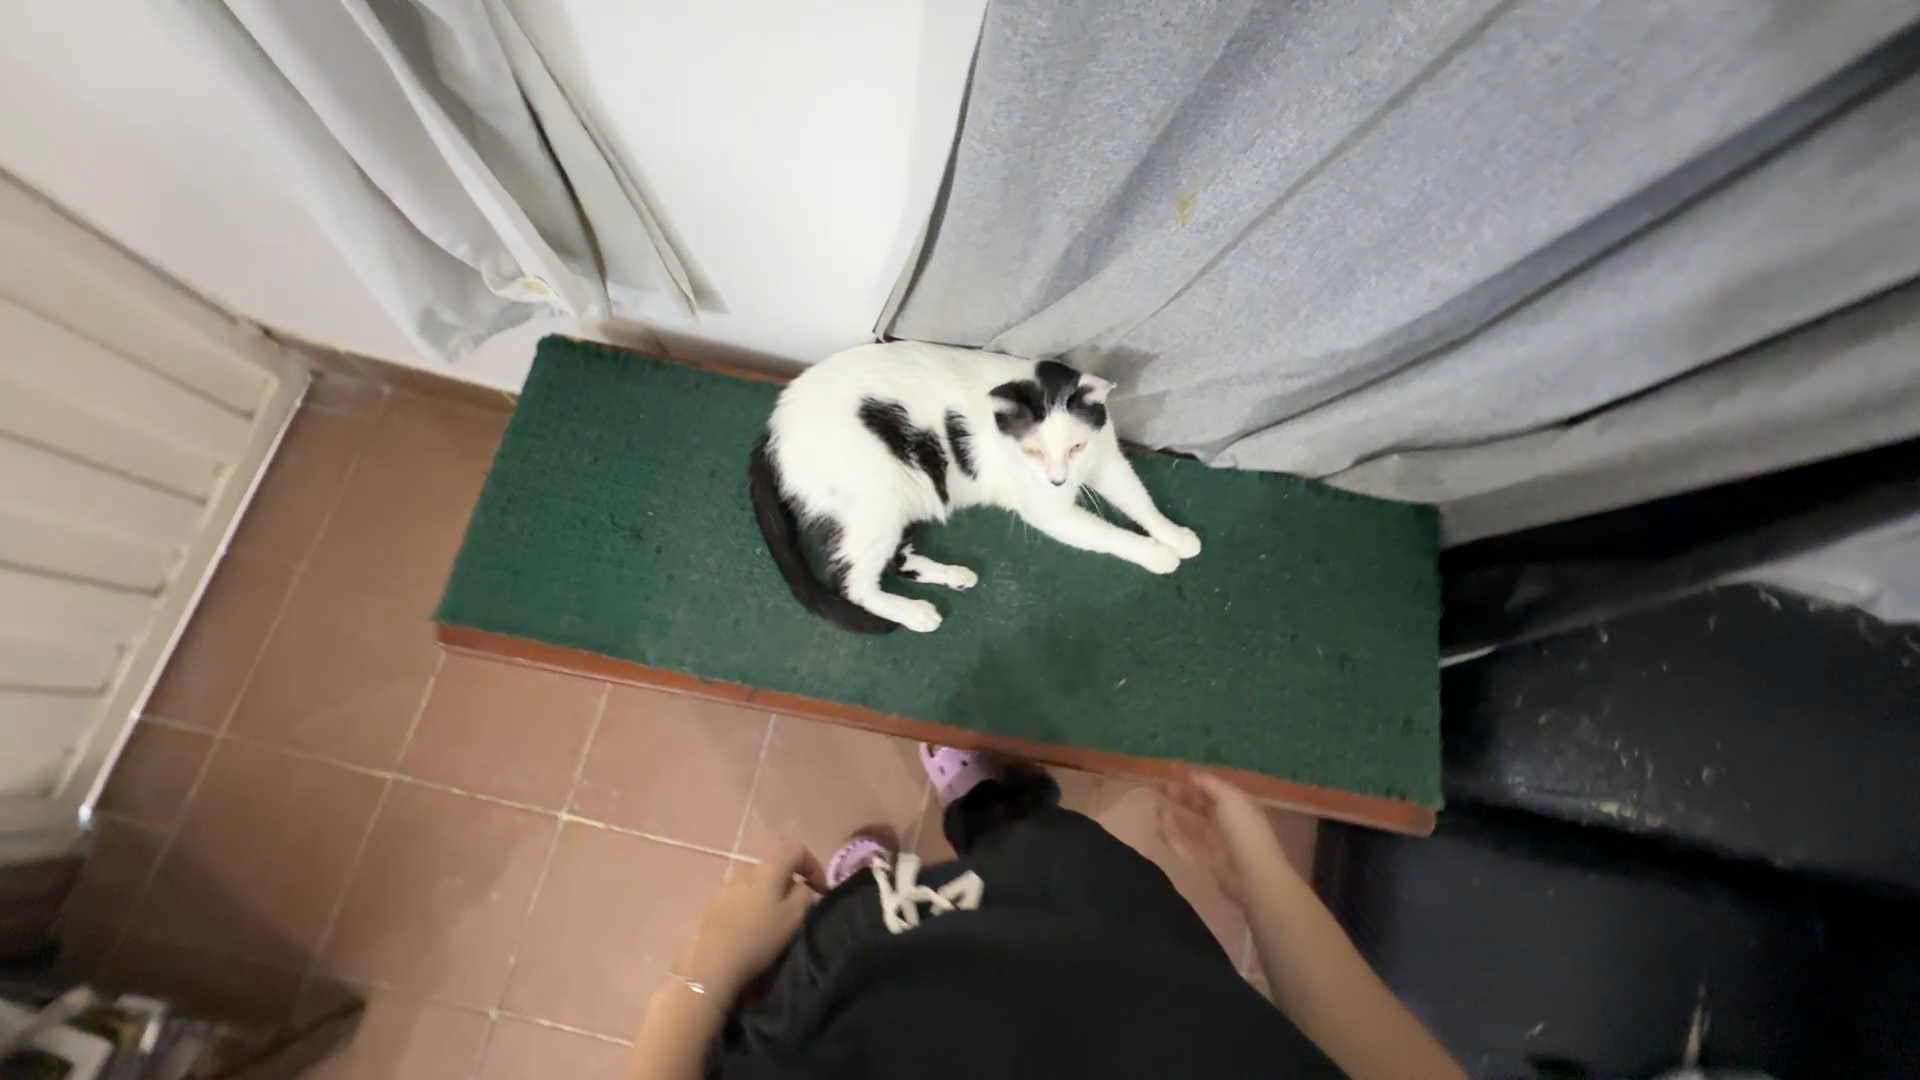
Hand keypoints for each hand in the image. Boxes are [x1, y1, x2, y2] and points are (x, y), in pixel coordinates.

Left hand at [674, 842, 824, 1001]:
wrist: (710, 966)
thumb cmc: (759, 938)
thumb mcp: (794, 918)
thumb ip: (805, 895)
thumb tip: (801, 886)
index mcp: (769, 868)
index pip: (797, 849)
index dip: (814, 865)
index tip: (820, 890)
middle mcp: (746, 869)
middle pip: (775, 866)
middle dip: (791, 882)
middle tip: (799, 906)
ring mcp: (725, 886)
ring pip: (756, 883)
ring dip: (769, 895)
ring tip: (774, 920)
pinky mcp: (712, 906)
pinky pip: (740, 898)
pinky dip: (751, 906)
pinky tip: (751, 929)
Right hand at [1159, 772, 1289, 908]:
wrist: (1254, 876)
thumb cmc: (1243, 831)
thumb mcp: (1230, 798)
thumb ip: (1209, 784)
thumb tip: (1190, 774)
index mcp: (1236, 805)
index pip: (1213, 790)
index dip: (1194, 782)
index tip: (1174, 776)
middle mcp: (1227, 822)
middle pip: (1200, 807)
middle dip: (1181, 798)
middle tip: (1160, 790)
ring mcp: (1217, 843)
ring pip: (1192, 827)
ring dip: (1174, 817)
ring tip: (1156, 809)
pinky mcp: (1207, 862)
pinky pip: (1187, 847)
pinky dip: (1173, 838)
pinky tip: (1159, 830)